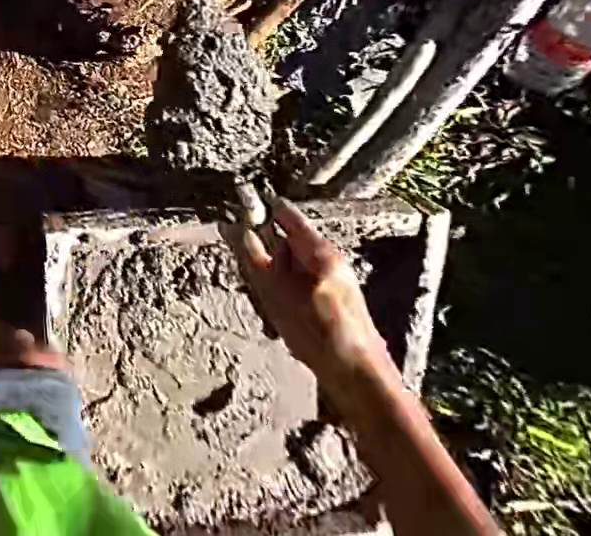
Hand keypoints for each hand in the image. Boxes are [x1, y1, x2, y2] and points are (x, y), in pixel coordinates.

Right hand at [230, 199, 396, 401]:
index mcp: (320, 250)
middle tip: (254, 276)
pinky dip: (285, 291)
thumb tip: (230, 226)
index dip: (258, 210)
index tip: (235, 215)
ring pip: (290, 263)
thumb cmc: (318, 333)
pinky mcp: (334, 299)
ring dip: (272, 276)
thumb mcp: (274, 291)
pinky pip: (299, 282)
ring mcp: (334, 279)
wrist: (361, 380)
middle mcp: (330, 259)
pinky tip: (283, 314)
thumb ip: (251, 255)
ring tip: (270, 302)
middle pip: (285, 239)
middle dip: (263, 252)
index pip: (284, 213)